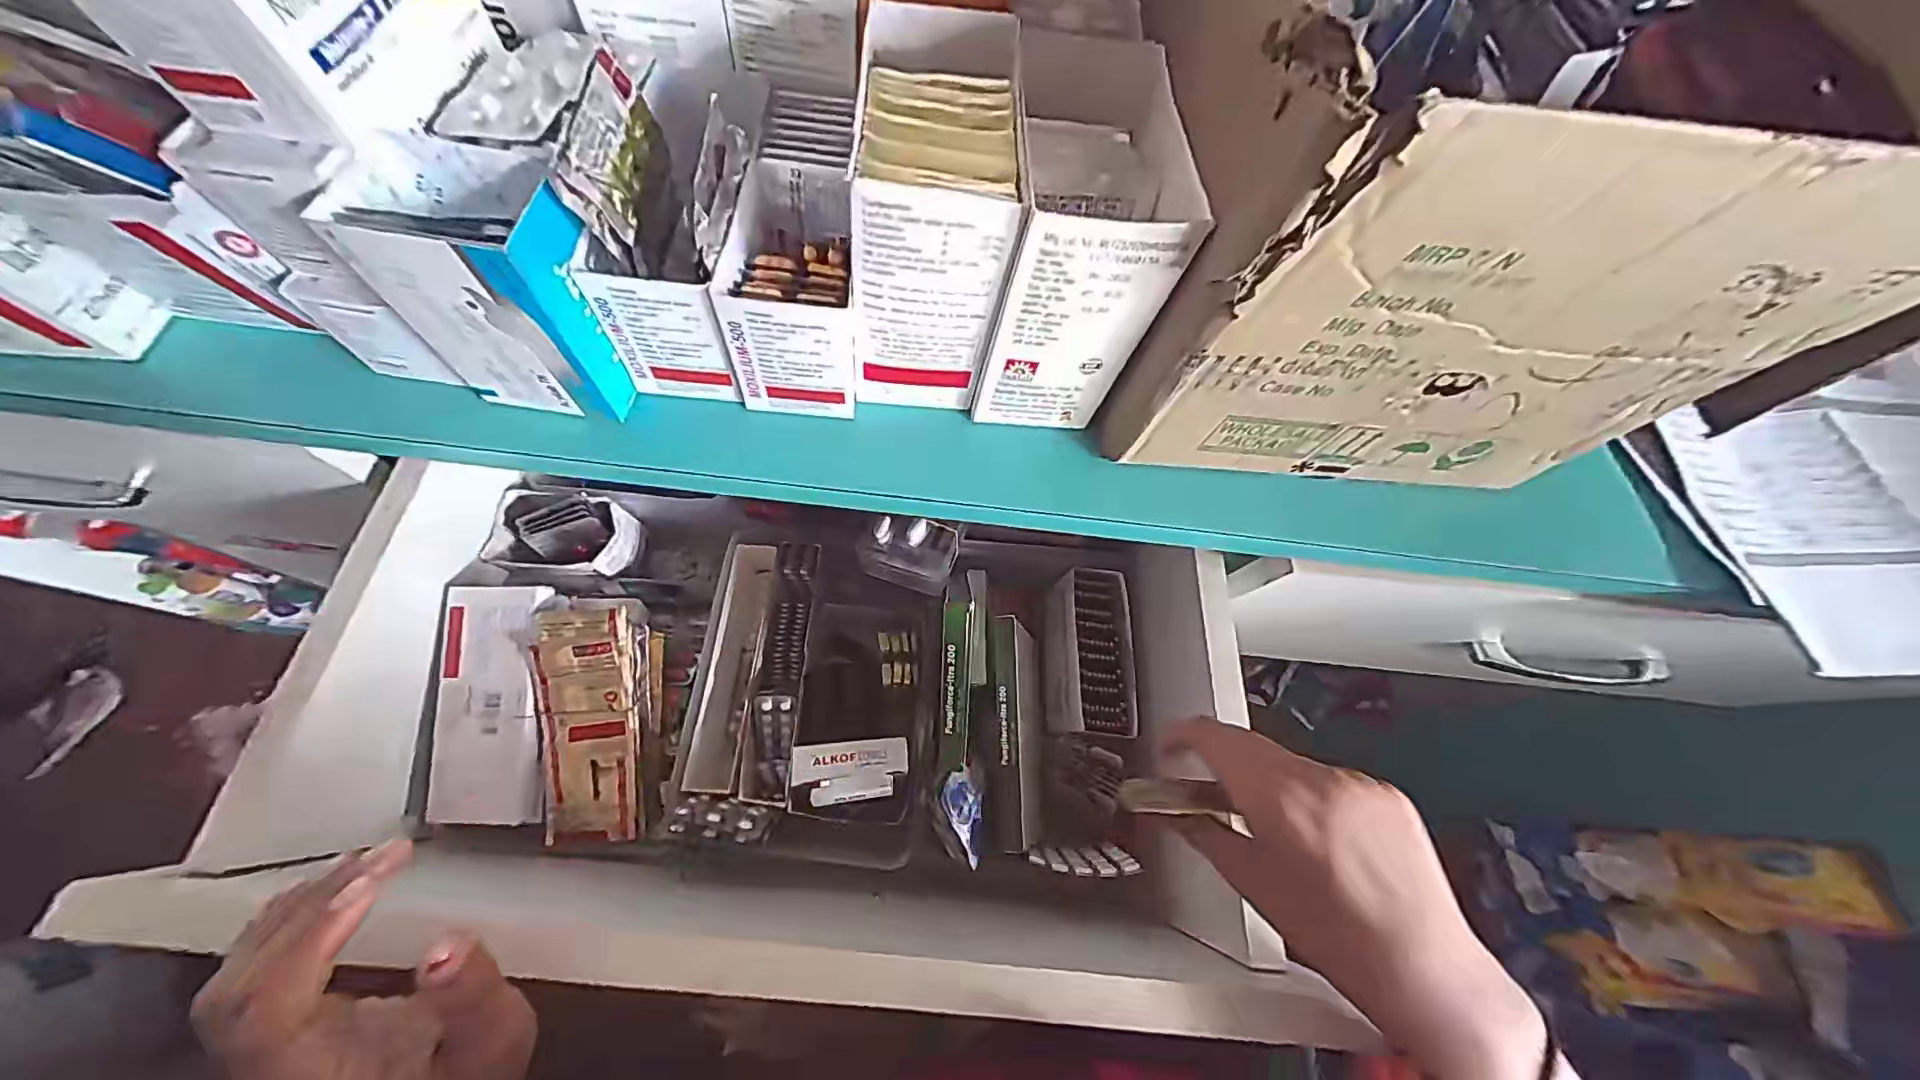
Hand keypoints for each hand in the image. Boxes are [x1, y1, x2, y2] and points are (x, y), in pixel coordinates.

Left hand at [191, 839, 536, 1079]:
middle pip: (237, 989)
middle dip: (310, 910)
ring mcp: (265, 1047)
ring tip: (366, 860)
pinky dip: (291, 918)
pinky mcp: (279, 1026)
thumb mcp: (493, 1036)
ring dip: (301, 907)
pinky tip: (331, 890)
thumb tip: (446, 948)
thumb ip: (472, 994)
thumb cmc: (470, 1067)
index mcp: (309, 1072)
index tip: (372, 882)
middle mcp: (267, 1064)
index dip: (308, 939)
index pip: (264, 1009)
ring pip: (237, 976)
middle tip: (381, 858)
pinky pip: (252, 972)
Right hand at [1161, 718, 1551, 1079]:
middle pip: (1251, 745)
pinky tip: (1310, 834)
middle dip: (1222, 761)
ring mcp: (1358, 783)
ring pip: (1288, 762)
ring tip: (1263, 823)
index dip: (1184, 734)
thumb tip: (1168, 811)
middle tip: (1203, 788)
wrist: (1424, 970)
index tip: (1172, 744)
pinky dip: (1306, 794)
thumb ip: (1202, 831)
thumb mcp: (1250, 881)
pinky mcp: (1385, 793)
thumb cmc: (1339, 940)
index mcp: (1280, 799)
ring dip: (1265, 780)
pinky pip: (1328, 776)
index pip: (1217, 737)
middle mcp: (1321, 780)